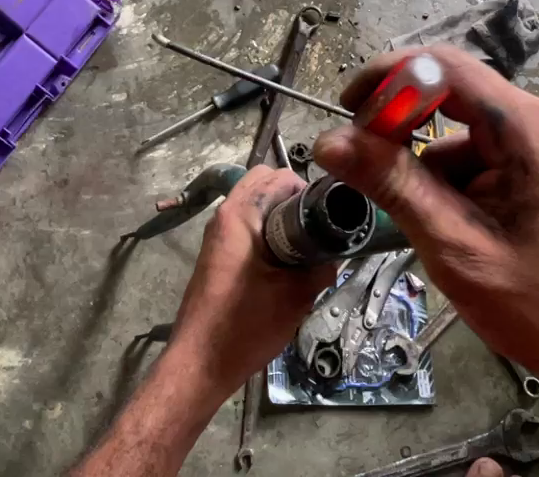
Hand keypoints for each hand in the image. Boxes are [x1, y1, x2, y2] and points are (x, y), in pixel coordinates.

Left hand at [166, 165, 336, 394]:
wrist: (201, 363)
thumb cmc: (245, 325)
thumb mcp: (295, 297)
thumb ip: (321, 269)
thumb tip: (337, 254)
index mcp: (239, 215)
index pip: (278, 176)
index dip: (307, 188)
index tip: (327, 212)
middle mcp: (224, 215)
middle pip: (263, 183)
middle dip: (293, 197)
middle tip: (317, 225)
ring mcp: (217, 234)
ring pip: (254, 205)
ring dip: (279, 214)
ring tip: (306, 243)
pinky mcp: (217, 252)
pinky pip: (247, 225)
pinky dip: (267, 230)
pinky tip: (286, 259)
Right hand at [311, 46, 538, 405]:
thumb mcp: (454, 244)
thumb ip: (392, 183)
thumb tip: (329, 140)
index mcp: (524, 126)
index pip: (442, 66)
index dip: (387, 76)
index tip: (346, 110)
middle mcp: (534, 122)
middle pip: (449, 92)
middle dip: (399, 120)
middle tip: (361, 158)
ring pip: (457, 130)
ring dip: (424, 162)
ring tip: (420, 221)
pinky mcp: (536, 173)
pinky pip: (476, 155)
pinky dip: (447, 181)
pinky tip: (449, 227)